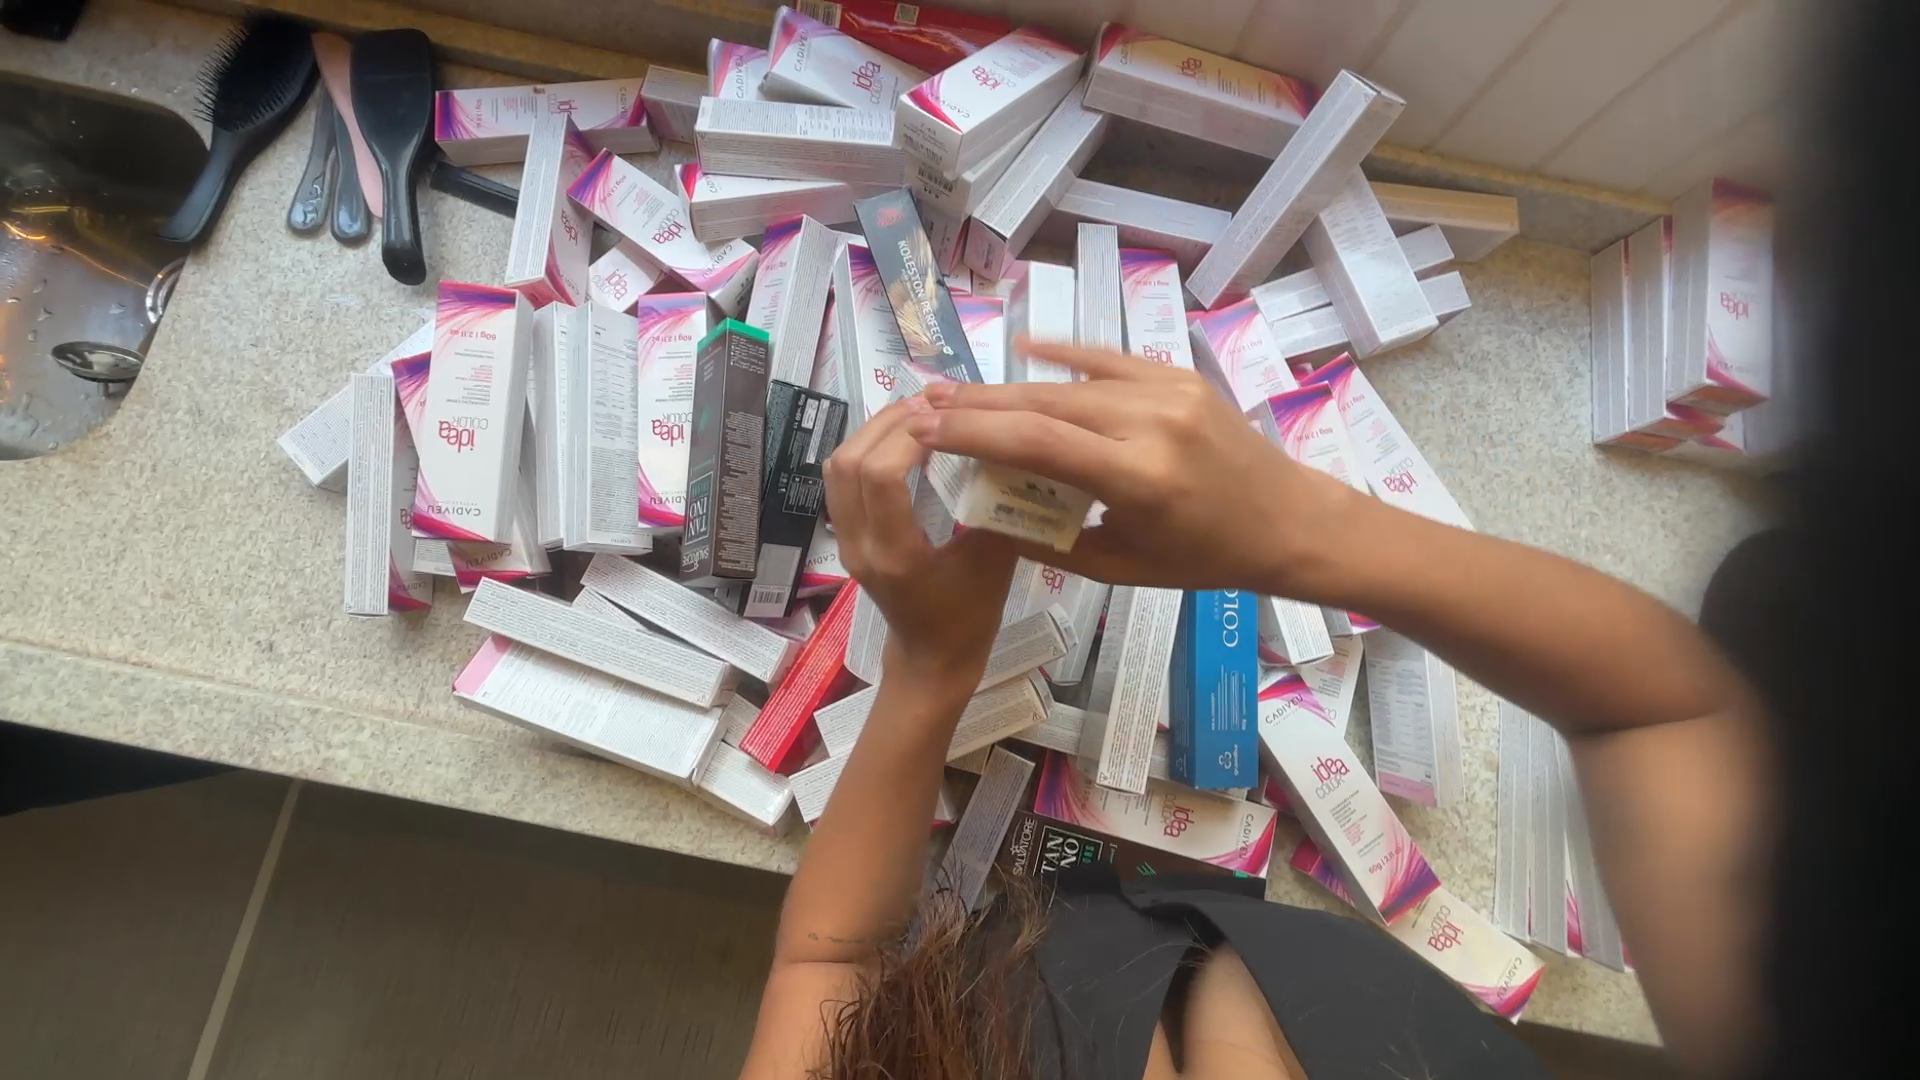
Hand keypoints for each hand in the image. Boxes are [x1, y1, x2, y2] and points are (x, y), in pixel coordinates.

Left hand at [825, 398, 1018, 692]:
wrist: (932, 661)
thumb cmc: (968, 620)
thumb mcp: (995, 563)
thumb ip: (997, 507)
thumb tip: (1009, 452)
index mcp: (895, 554)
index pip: (881, 475)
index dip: (909, 435)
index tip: (946, 419)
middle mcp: (859, 544)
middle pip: (849, 462)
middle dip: (887, 423)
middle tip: (931, 405)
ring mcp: (846, 541)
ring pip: (837, 468)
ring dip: (871, 433)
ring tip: (914, 416)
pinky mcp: (847, 538)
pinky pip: (841, 482)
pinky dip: (865, 451)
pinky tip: (900, 443)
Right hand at [908, 343, 1361, 599]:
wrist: (1287, 519)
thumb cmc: (1204, 558)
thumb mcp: (1120, 567)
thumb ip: (1048, 541)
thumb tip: (988, 514)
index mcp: (1139, 478)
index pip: (1036, 442)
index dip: (972, 432)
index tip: (923, 430)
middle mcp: (1151, 421)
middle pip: (1043, 402)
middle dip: (976, 403)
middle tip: (924, 404)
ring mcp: (1167, 389)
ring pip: (1067, 381)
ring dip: (1008, 387)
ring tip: (960, 393)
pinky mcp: (1176, 374)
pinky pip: (1106, 359)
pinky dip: (1062, 354)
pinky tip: (1024, 348)